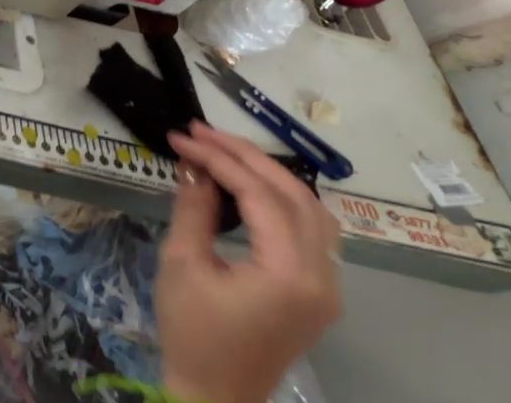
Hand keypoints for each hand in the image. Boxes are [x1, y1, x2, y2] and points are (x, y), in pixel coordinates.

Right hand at [157, 123, 341, 402]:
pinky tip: (252, 189)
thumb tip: (193, 166)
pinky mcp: (320, 292)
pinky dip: (284, 201)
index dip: (219, 159)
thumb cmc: (193, 332)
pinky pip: (314, 232)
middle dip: (246, 157)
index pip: (261, 196)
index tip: (181, 137)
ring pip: (312, 211)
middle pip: (295, 196)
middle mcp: (323, 276)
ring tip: (224, 152)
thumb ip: (194, 210)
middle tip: (200, 133)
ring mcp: (329, 287)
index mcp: (290, 273)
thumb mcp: (183, 264)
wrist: (216, 394)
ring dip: (270, 176)